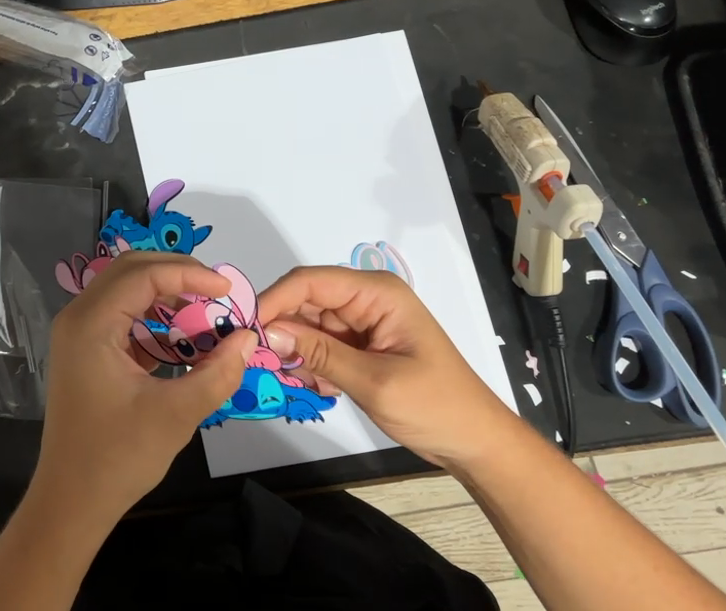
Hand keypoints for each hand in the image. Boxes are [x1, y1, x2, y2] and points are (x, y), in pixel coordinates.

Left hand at [30, 252, 256, 523]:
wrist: (72, 500)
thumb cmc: (118, 457)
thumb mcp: (176, 414)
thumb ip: (217, 373)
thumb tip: (247, 338)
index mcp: (90, 324)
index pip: (142, 275)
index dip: (188, 273)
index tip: (227, 289)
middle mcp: (78, 318)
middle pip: (129, 272)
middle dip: (176, 274)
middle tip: (217, 292)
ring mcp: (78, 333)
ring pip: (124, 291)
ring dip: (164, 294)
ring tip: (205, 310)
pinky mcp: (85, 351)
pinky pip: (121, 315)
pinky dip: (152, 317)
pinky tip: (182, 337)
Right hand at [258, 267, 521, 469]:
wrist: (477, 444)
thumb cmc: (435, 406)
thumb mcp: (374, 382)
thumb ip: (319, 354)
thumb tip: (269, 332)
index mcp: (376, 293)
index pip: (310, 281)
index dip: (275, 299)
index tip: (248, 328)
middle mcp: (366, 299)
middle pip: (305, 300)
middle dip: (282, 327)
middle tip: (261, 359)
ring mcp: (363, 322)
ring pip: (308, 323)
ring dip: (296, 349)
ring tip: (296, 378)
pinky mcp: (360, 345)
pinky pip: (320, 343)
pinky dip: (311, 362)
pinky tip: (318, 386)